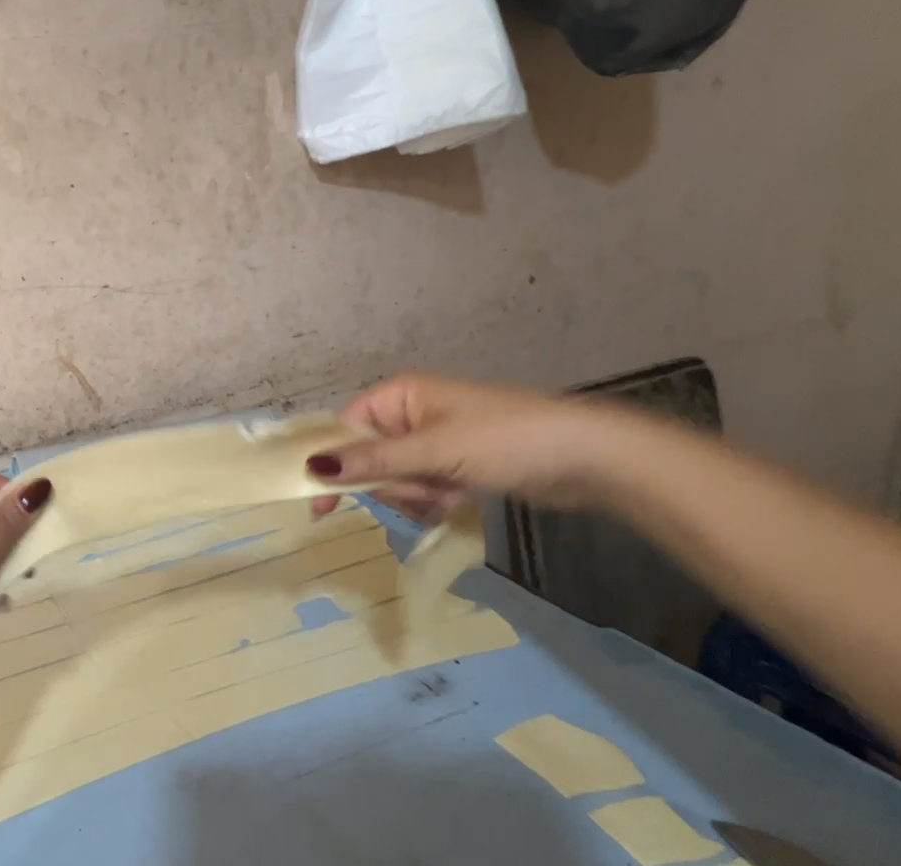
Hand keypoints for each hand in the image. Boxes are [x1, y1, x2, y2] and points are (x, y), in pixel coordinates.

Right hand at [308, 374, 627, 523]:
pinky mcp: (454, 464)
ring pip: (394, 479)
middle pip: (367, 458)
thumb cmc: (506, 440)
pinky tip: (457, 501)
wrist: (588, 458)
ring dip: (414, 496)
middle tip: (421, 492)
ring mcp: (433, 440)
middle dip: (390, 484)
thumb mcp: (434, 451)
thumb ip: (372, 461)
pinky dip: (432, 500)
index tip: (322, 505)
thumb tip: (312, 467)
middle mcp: (410, 413)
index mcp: (399, 395)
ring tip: (449, 495)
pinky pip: (420, 487)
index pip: (344, 429)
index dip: (331, 464)